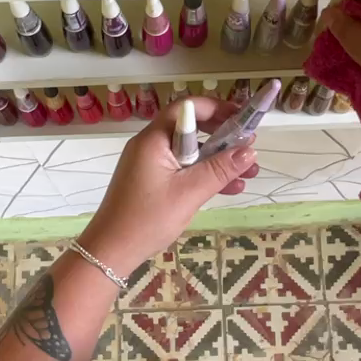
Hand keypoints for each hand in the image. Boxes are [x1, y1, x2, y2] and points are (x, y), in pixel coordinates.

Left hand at [78, 98, 258, 272]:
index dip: (217, 108)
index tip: (243, 118)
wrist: (110, 252)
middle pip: (191, 128)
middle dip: (223, 137)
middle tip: (249, 146)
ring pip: (191, 152)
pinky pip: (183, 169)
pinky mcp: (153, 182)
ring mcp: (151, 164)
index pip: (186, 108)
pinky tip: (231, 187)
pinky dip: (205, 175)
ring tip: (249, 172)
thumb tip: (250, 150)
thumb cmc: (147, 219)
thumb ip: (220, 170)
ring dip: (219, 160)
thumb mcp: (189, 193)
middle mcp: (151, 145)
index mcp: (153, 139)